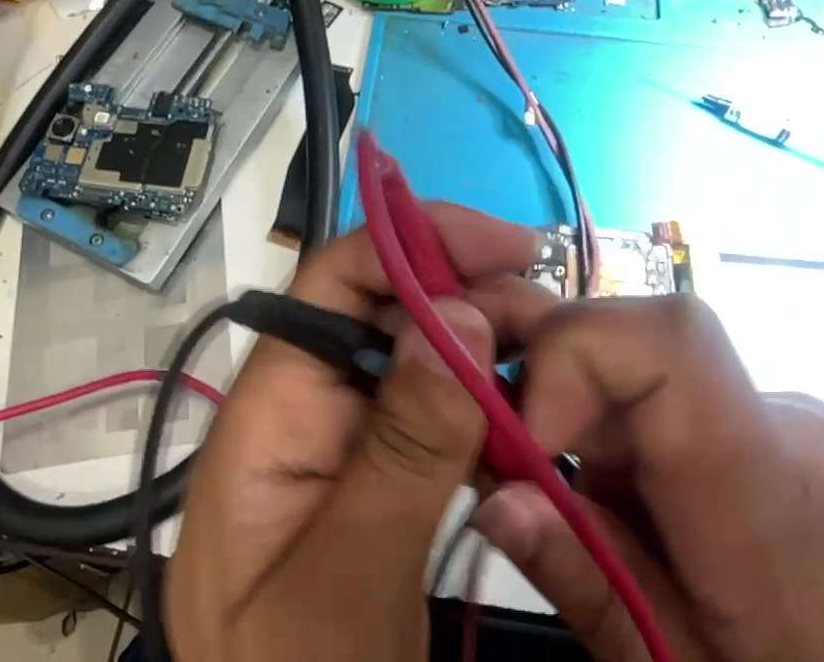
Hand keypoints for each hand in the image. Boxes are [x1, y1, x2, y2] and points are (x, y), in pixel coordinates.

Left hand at [166, 205, 556, 661]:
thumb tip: (459, 317)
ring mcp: (338, 449)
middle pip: (380, 313)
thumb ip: (400, 451)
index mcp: (268, 417)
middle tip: (556, 325)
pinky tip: (526, 420)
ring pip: (412, 363)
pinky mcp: (372, 485)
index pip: (331, 286)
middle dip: (467, 296)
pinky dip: (479, 409)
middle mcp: (302, 414)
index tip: (509, 247)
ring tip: (554, 369)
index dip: (416, 244)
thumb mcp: (346, 579)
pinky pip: (427, 421)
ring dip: (483, 353)